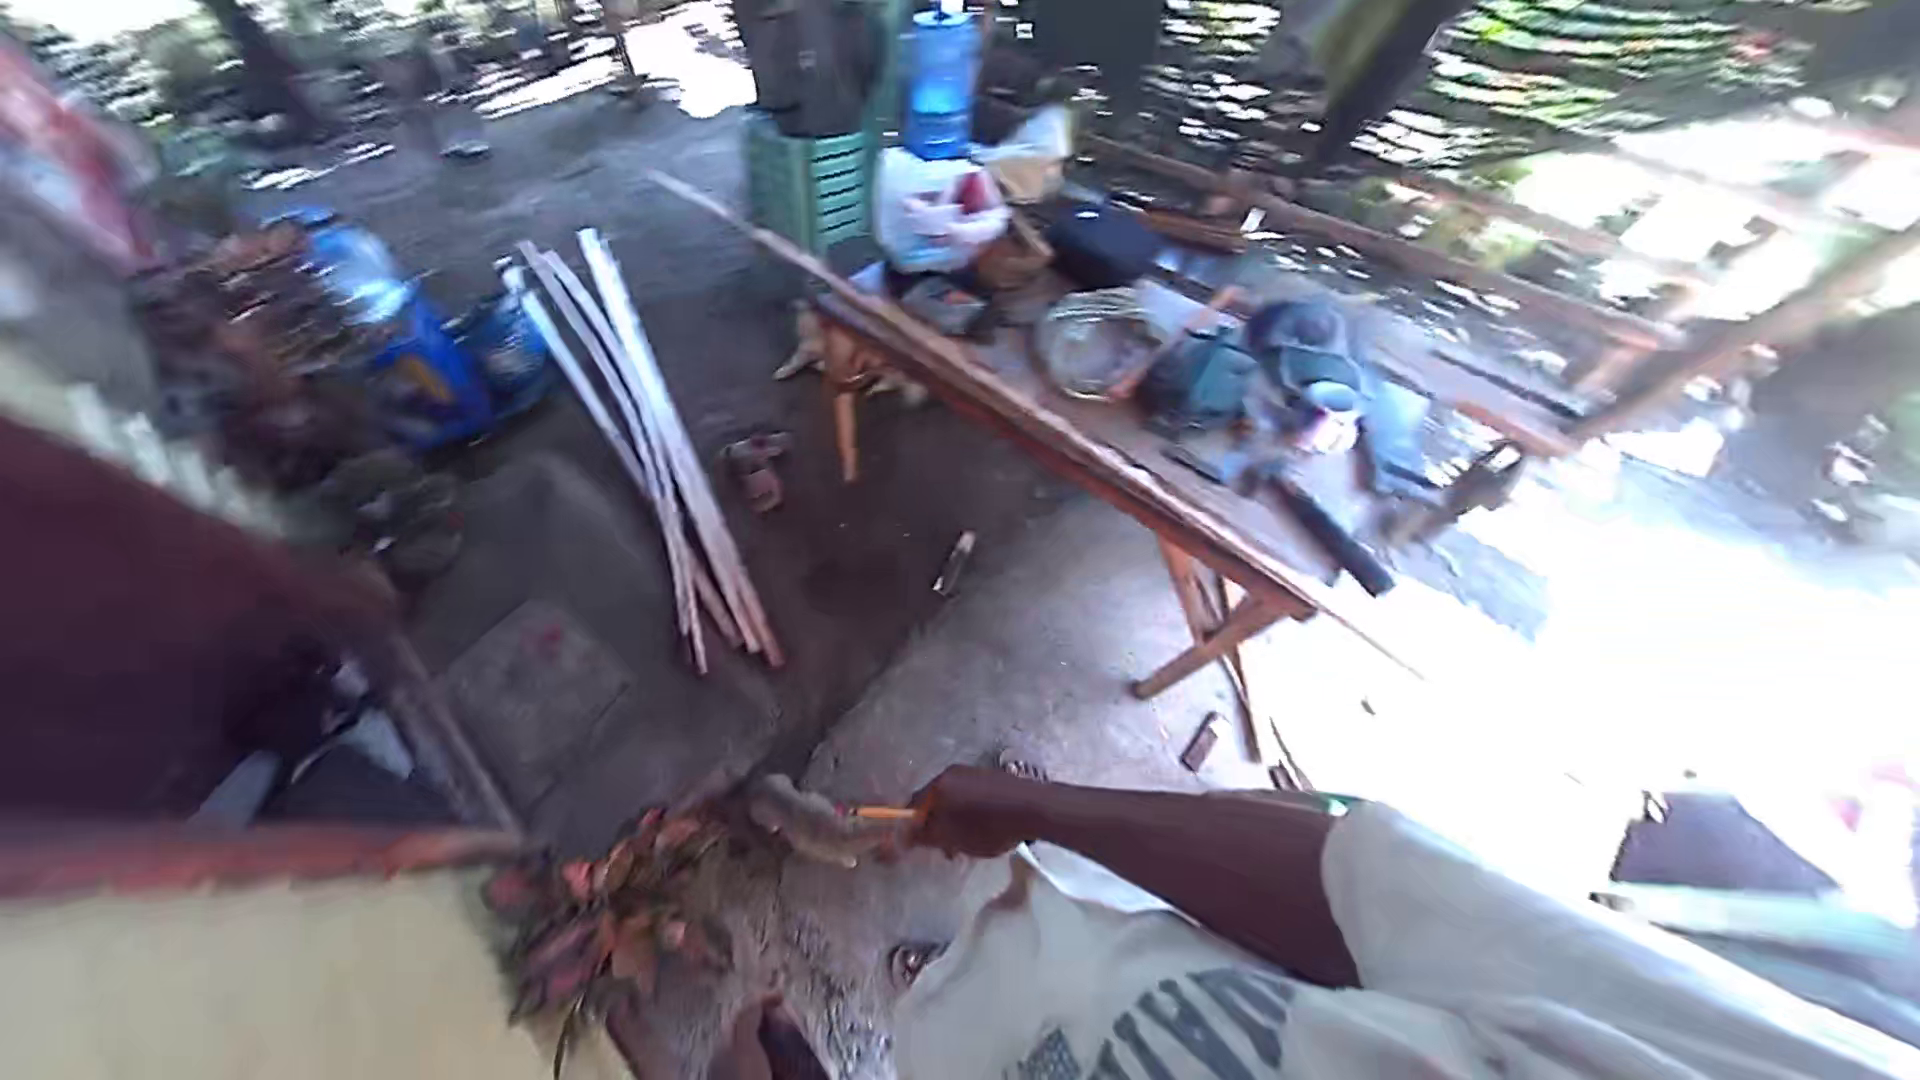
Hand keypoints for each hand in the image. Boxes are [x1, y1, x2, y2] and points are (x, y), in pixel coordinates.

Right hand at [908, 765, 1044, 857]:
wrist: (1032, 808)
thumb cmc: (987, 825)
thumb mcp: (951, 837)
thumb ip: (922, 836)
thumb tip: (899, 837)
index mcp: (938, 784)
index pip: (913, 806)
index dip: (911, 829)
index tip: (918, 849)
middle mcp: (952, 773)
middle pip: (933, 802)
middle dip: (935, 827)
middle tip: (946, 850)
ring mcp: (973, 773)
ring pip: (952, 800)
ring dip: (953, 823)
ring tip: (966, 844)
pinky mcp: (990, 778)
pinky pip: (969, 797)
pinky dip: (968, 814)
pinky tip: (984, 830)